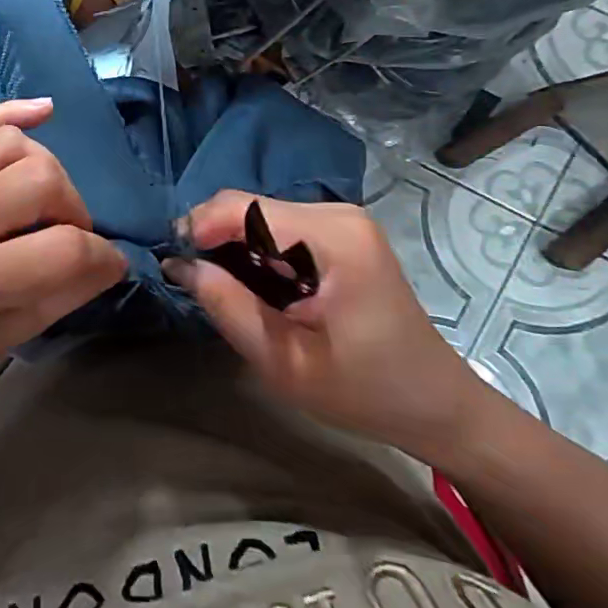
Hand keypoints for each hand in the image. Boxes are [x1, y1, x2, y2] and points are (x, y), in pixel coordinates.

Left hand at [0, 98, 127, 462]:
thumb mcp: (15, 333)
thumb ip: (70, 292)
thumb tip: (114, 257)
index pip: (61, 249)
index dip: (100, 255)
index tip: (106, 263)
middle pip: (39, 179)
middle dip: (73, 206)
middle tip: (68, 232)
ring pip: (12, 143)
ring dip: (46, 169)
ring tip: (44, 202)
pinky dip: (13, 112)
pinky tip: (44, 112)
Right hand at [163, 191, 501, 463]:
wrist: (434, 402)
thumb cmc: (364, 391)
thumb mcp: (284, 361)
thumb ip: (227, 306)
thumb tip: (178, 264)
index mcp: (333, 239)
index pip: (243, 207)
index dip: (198, 227)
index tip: (173, 264)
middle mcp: (338, 214)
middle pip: (249, 205)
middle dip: (212, 238)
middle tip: (193, 282)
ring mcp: (342, 219)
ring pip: (258, 213)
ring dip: (231, 245)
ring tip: (222, 289)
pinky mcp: (341, 231)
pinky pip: (278, 226)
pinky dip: (254, 249)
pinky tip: (254, 284)